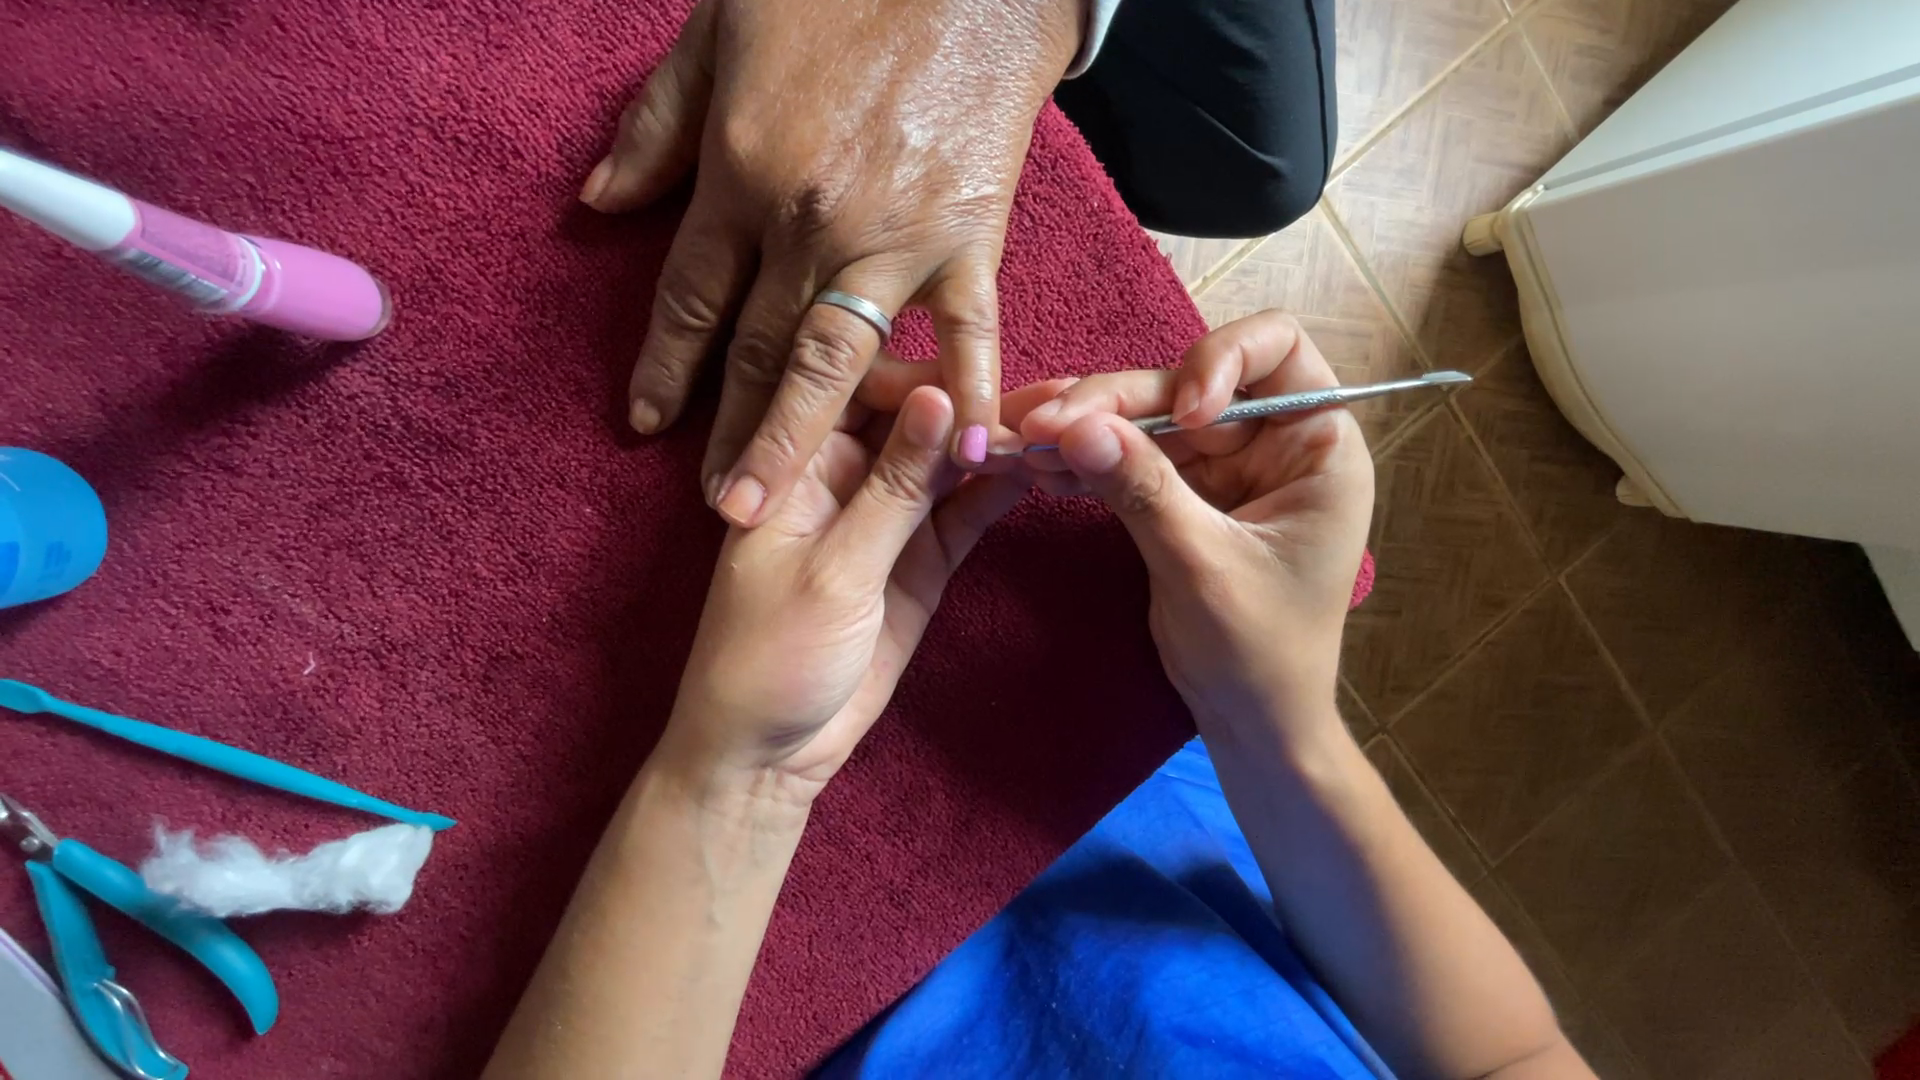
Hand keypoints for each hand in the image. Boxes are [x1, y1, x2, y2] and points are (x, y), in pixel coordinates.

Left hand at [582, 0, 1082, 528]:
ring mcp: (893, 242)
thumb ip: (656, 124)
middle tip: (718, 507)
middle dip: (731, 434)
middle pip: (758, 352)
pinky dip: (966, 396)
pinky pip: (966, 335)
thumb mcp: (719, 27)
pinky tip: (962, 458)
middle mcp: (810, 224)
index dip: (665, 368)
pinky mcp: (968, 245)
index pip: (691, 296)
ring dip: (802, 442)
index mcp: (745, 172)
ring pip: (838, 362)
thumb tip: (599, 203)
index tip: (649, 425)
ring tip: (779, 509)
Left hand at [655, 380, 1065, 803]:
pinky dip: (992, 497)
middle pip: (914, 426)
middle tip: (1040, 403)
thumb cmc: (773, 654)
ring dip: (991, 452)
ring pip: (944, 468)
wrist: (772, 750)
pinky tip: (1034, 474)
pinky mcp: (918, 560)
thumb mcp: (836, 568)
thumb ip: (893, 486)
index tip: (981, 374)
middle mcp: (845, 480)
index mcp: (798, 465)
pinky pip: (961, 516)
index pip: (862, 392)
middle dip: (970, 411)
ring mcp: (887, 521)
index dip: (921, 378)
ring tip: (1051, 434)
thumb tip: (940, 399)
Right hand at [1018, 312, 1374, 740]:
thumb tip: (1074, 426)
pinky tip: (1036, 467)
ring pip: (1143, 420)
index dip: (1220, 361)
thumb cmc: (1258, 652)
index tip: (1181, 412)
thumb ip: (1143, 490)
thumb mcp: (1202, 567)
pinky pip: (1125, 460)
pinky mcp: (1177, 493)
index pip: (1276, 349)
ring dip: (1082, 429)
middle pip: (1183, 386)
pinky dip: (1083, 462)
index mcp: (1315, 445)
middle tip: (1040, 424)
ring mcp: (1217, 467)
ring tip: (1021, 442)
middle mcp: (1266, 442)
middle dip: (1113, 403)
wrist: (1250, 720)